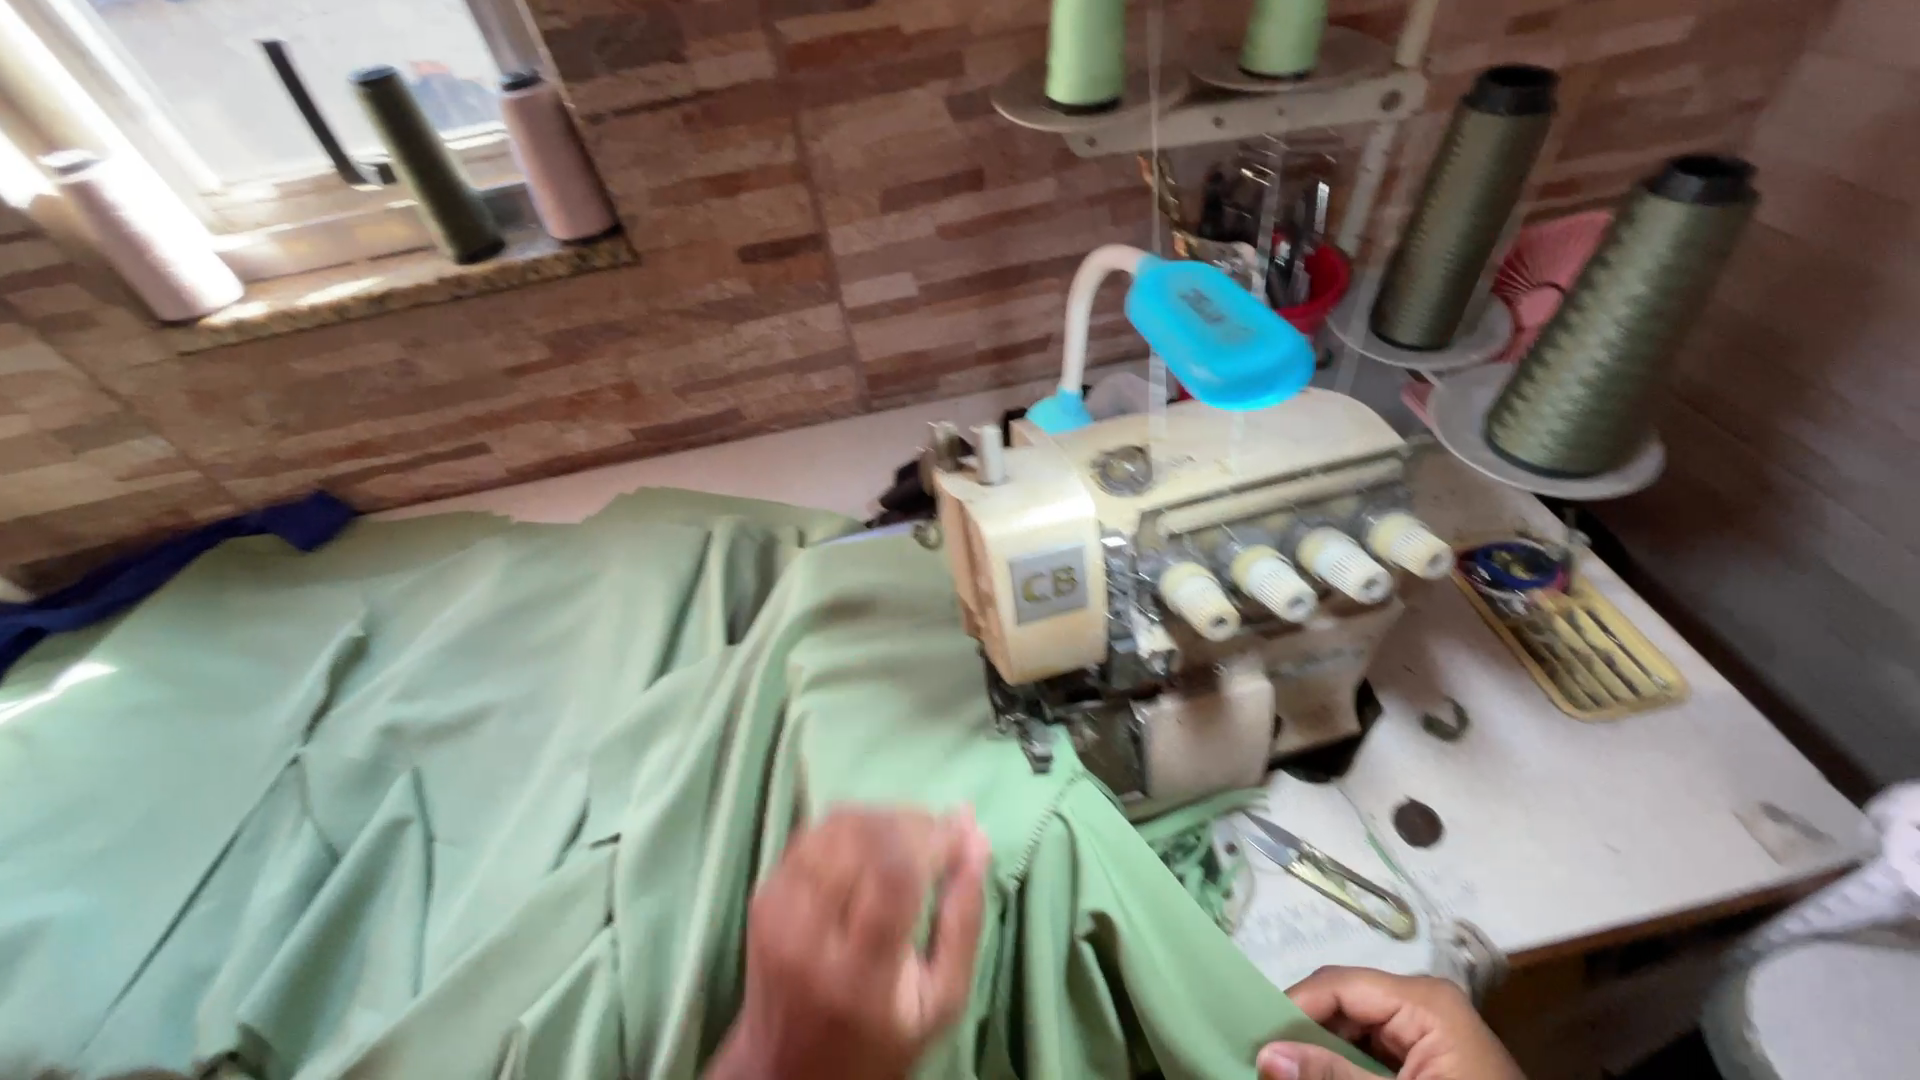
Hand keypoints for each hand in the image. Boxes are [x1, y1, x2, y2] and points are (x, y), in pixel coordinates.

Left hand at [706, 807, 990, 1079]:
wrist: (790, 1069)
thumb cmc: (880, 1038)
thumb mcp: (942, 1002)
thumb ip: (964, 920)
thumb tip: (975, 839)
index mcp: (858, 974)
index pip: (894, 874)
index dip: (933, 839)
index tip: (960, 835)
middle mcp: (808, 935)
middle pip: (864, 839)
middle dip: (912, 822)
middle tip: (940, 835)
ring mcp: (778, 910)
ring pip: (837, 826)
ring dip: (883, 817)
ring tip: (911, 837)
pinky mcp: (763, 896)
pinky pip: (812, 833)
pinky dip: (851, 826)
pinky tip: (874, 843)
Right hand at [1257, 967, 1525, 1079]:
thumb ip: (1333, 1078)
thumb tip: (1264, 1055)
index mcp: (1424, 1000)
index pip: (1336, 984)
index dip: (1292, 1009)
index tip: (1257, 1045)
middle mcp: (1424, 1002)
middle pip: (1342, 1004)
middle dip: (1305, 1035)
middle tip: (1268, 1064)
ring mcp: (1429, 1030)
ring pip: (1353, 1028)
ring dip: (1322, 1053)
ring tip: (1289, 1073)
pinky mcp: (1431, 1058)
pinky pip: (1373, 1051)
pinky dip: (1346, 1066)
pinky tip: (1324, 1076)